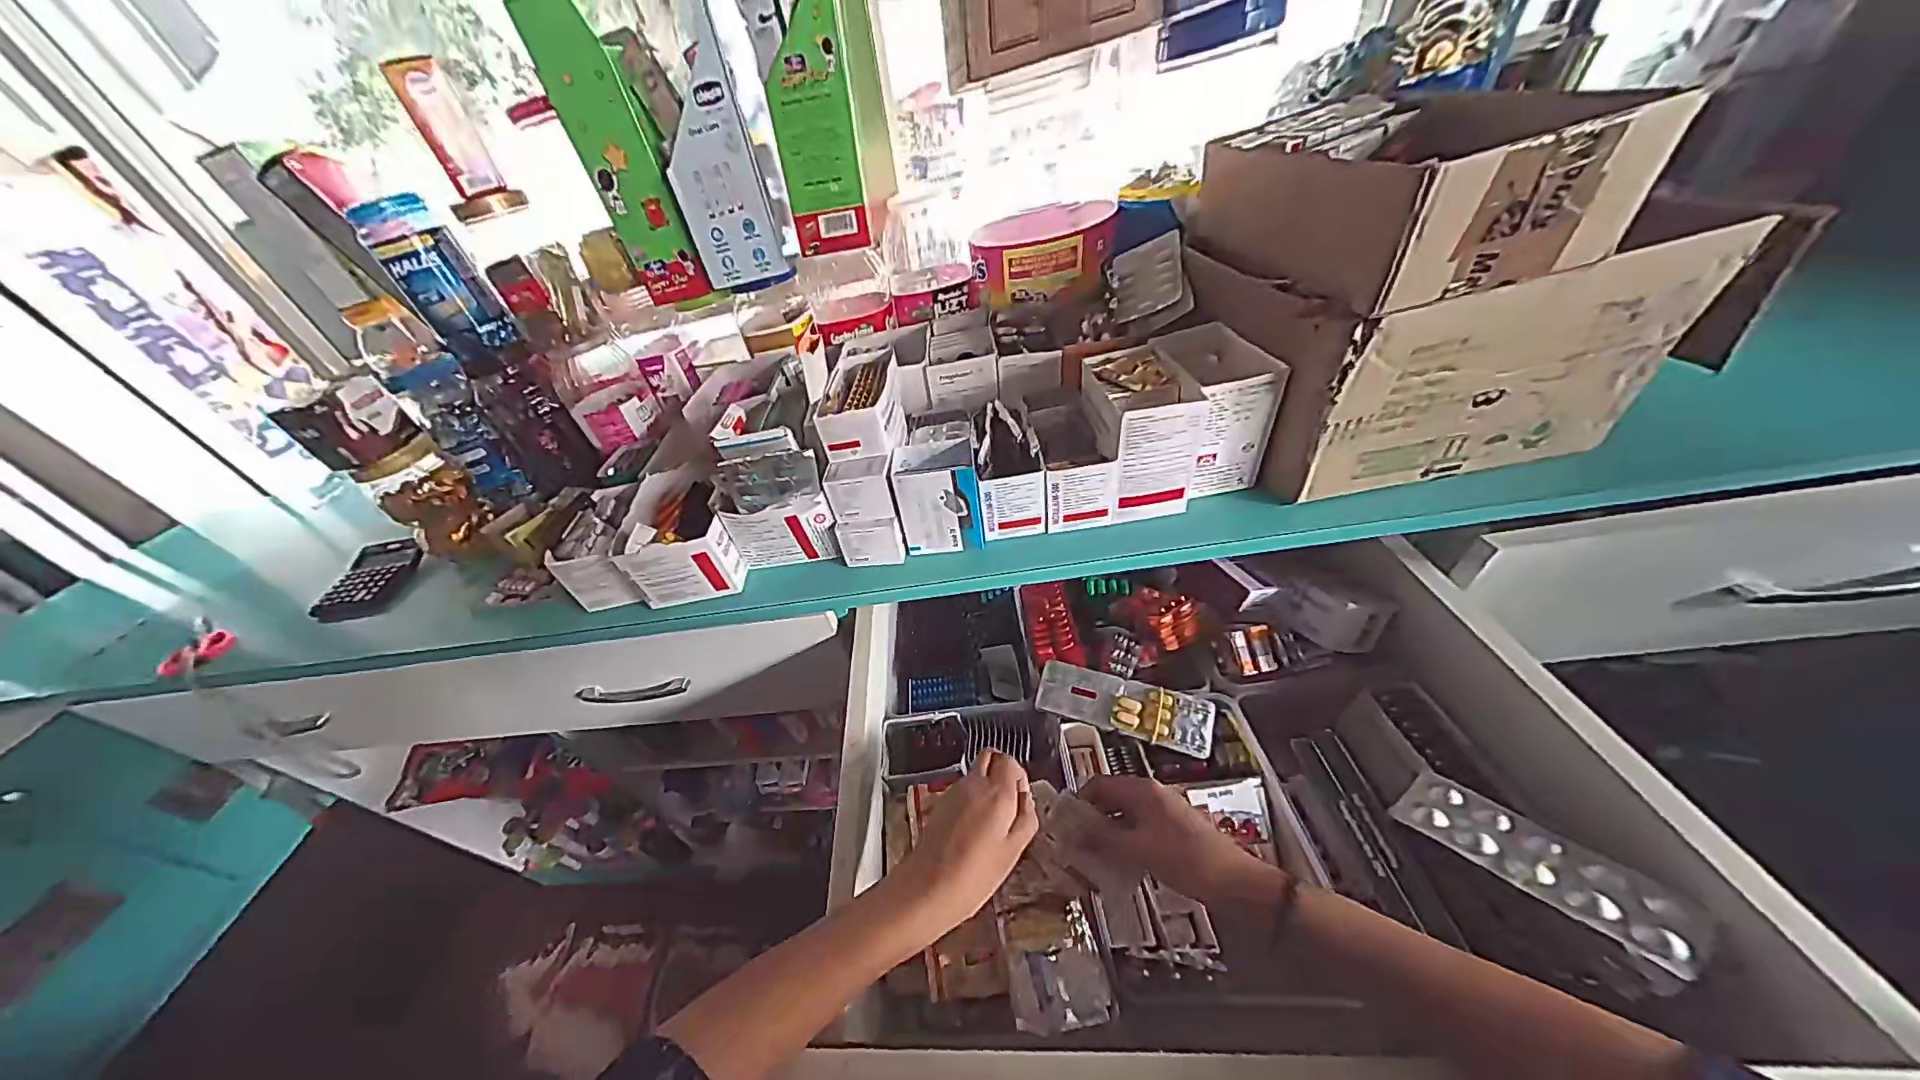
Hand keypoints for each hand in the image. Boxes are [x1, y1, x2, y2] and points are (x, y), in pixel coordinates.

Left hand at [884, 749, 1038, 933]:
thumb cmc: (975, 875)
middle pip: (990, 757)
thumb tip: (1027, 799)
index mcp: (997, 792)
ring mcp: (953, 792)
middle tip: (1008, 801)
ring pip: (975, 773)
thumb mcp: (1013, 850)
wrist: (927, 888)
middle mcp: (973, 784)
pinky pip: (962, 789)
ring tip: (990, 822)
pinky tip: (972, 829)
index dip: (1019, 775)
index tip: (1021, 798)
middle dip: (1001, 770)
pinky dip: (970, 798)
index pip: (1010, 760)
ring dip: (985, 785)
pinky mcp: (940, 803)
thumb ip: (1026, 817)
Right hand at [1078, 774, 1289, 904]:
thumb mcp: (1136, 849)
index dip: (1078, 801)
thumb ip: (1102, 838)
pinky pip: (1139, 829)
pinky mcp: (1173, 830)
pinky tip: (1121, 863)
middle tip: (1075, 843)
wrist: (1234, 882)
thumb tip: (1072, 830)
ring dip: (1108, 832)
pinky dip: (1125, 841)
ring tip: (1094, 856)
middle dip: (1091, 818)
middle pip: (1110, 798)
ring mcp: (1164, 810)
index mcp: (1141, 790)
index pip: (1098, 784)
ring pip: (1124, 815)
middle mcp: (1152, 793)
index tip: (1064, 823)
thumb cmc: (1185, 860)